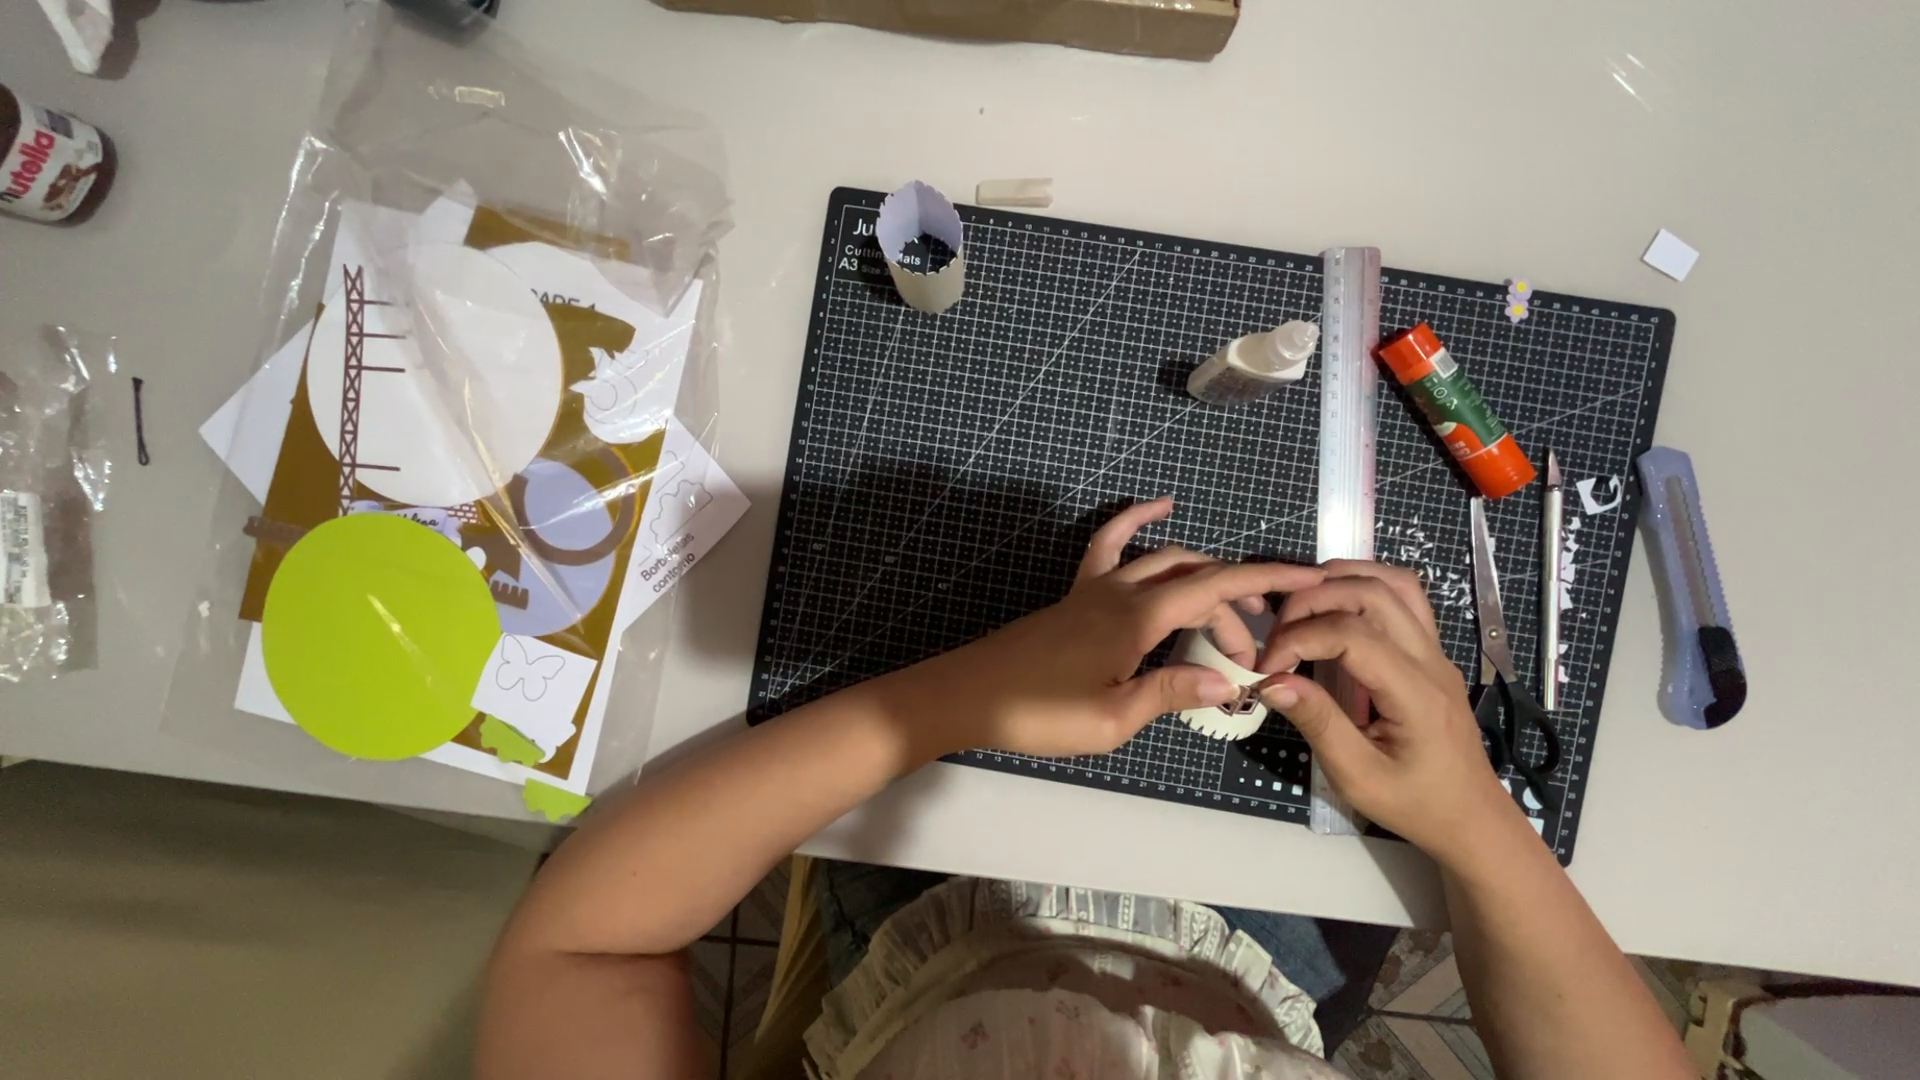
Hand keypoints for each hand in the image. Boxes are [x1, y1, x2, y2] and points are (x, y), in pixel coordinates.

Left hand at [885, 498, 1324, 759]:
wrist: (969, 695)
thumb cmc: (1039, 713)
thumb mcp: (1112, 718)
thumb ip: (1171, 693)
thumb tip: (1230, 684)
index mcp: (1137, 619)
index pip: (1215, 588)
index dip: (1267, 580)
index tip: (1313, 577)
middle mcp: (1121, 590)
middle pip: (1195, 576)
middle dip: (1237, 600)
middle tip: (1255, 649)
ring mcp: (1095, 586)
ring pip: (1163, 559)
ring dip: (1201, 575)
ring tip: (1228, 612)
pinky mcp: (1076, 593)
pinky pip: (1111, 545)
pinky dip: (1137, 520)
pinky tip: (1157, 506)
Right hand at [1255, 561, 1523, 863]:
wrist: (1472, 820)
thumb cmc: (1415, 804)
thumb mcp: (1358, 777)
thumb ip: (1318, 722)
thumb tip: (1272, 681)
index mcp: (1415, 693)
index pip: (1351, 635)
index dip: (1299, 639)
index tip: (1268, 667)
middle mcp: (1431, 660)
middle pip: (1371, 593)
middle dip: (1313, 601)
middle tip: (1279, 634)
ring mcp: (1435, 652)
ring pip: (1393, 583)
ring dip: (1340, 581)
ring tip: (1299, 608)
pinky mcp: (1430, 653)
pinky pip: (1403, 597)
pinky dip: (1363, 585)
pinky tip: (1332, 607)